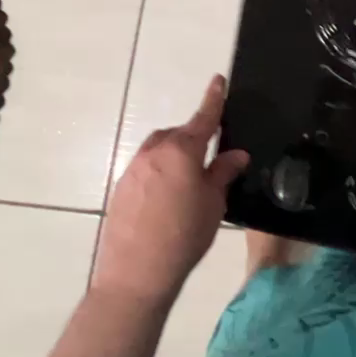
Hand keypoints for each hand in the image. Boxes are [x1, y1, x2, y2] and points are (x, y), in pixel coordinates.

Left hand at [93, 76, 249, 302]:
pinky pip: (146, 170)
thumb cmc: (183, 237)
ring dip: (174, 157)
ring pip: (159, 152)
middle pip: (178, 135)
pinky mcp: (120, 189)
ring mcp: (133, 170)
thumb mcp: (213, 204)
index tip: (218, 80)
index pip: (203, 117)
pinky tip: (166, 201)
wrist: (134, 276)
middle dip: (193, 139)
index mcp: (181, 150)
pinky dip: (158, 174)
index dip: (213, 99)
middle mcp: (154, 152)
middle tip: (209, 161)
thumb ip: (223, 173)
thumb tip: (235, 154)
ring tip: (187, 184)